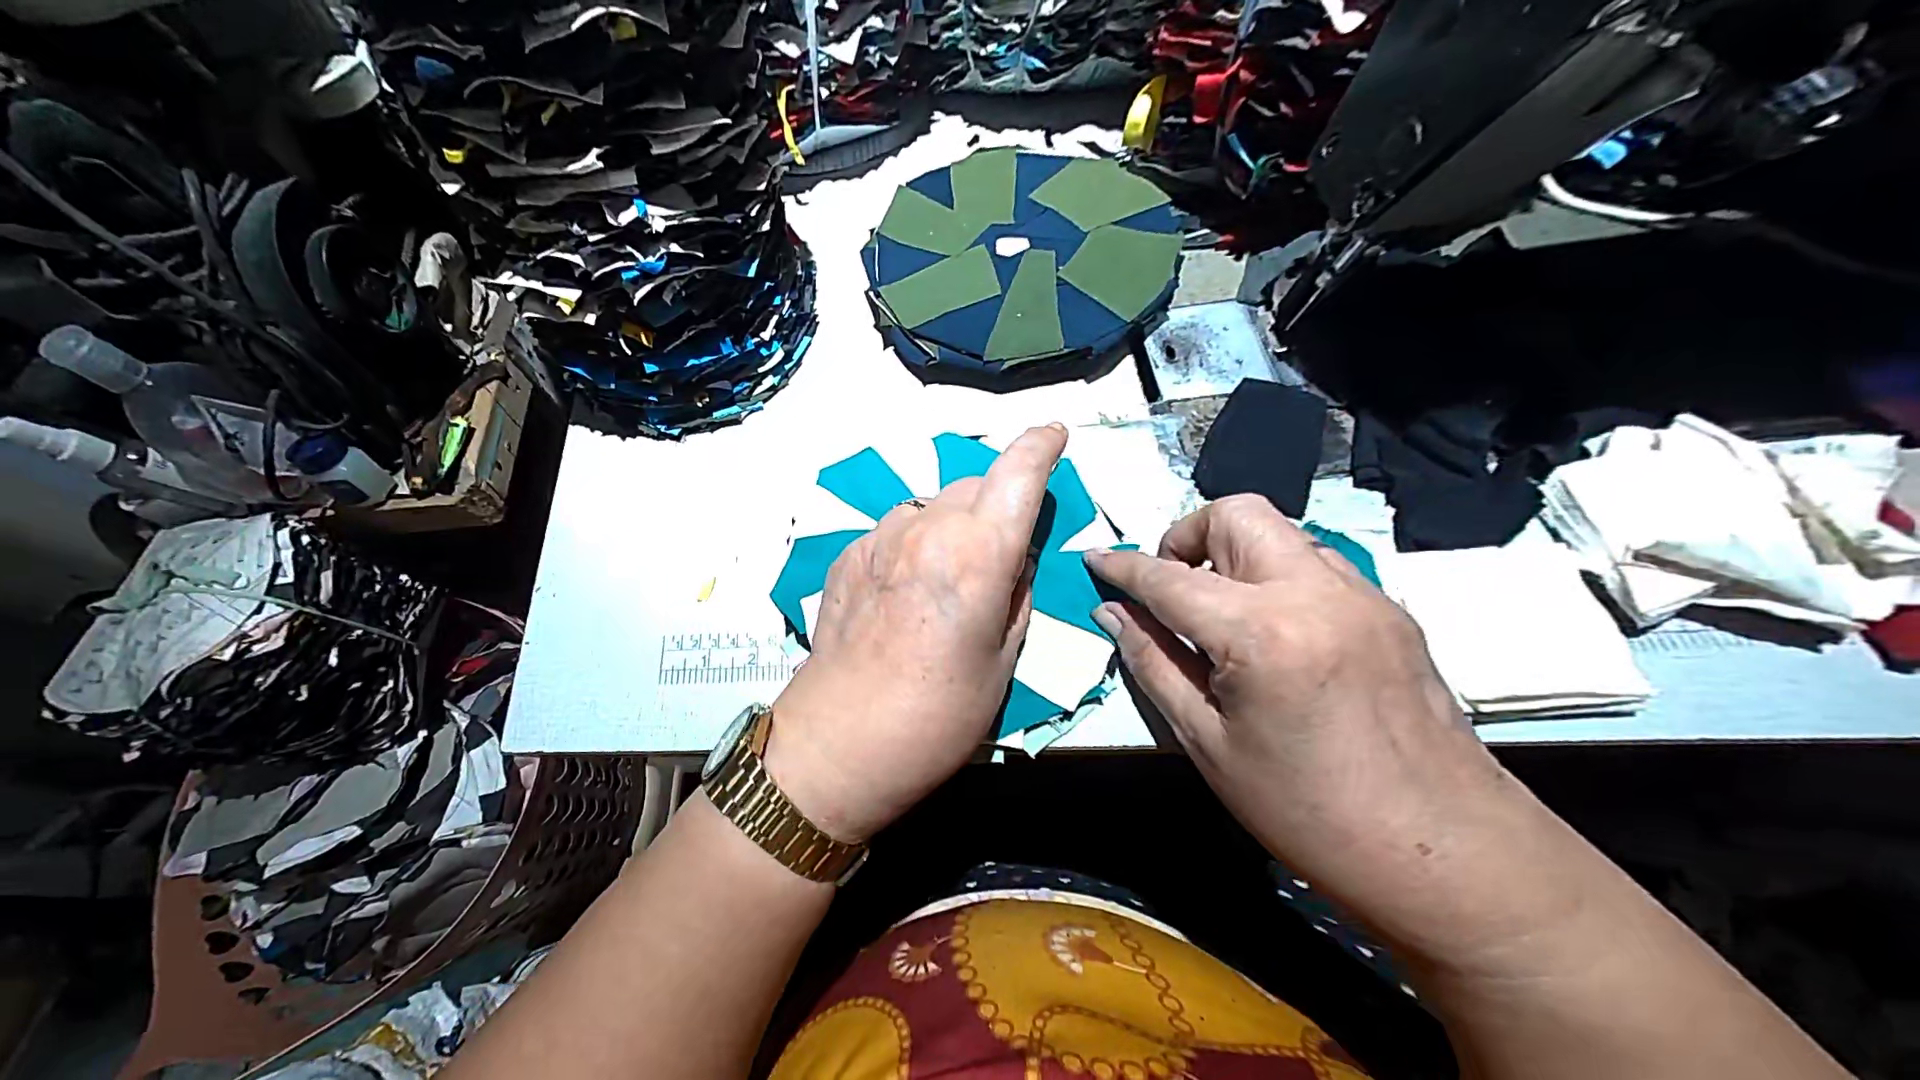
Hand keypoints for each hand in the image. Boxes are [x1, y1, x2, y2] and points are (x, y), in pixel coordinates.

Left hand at [764, 424, 1065, 843]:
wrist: (840, 743)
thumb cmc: (939, 714)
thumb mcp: (1003, 658)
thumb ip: (1015, 591)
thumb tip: (1015, 555)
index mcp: (976, 553)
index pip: (1017, 474)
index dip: (1040, 447)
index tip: (1053, 435)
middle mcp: (926, 529)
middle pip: (974, 486)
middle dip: (998, 502)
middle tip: (1002, 550)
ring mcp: (879, 539)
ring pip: (933, 506)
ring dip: (954, 524)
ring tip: (951, 578)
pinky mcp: (848, 556)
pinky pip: (898, 531)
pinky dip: (917, 544)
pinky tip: (908, 593)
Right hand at [1082, 495, 1553, 957]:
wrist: (1446, 852)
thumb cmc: (1307, 812)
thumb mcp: (1207, 743)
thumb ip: (1154, 664)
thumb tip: (1115, 614)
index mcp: (1261, 634)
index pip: (1170, 577)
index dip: (1123, 567)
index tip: (1096, 560)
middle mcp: (1315, 593)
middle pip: (1235, 514)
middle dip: (1187, 537)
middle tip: (1171, 589)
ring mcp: (1361, 595)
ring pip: (1279, 532)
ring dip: (1233, 553)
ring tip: (1218, 612)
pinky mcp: (1390, 610)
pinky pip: (1315, 564)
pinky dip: (1276, 576)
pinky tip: (1271, 633)